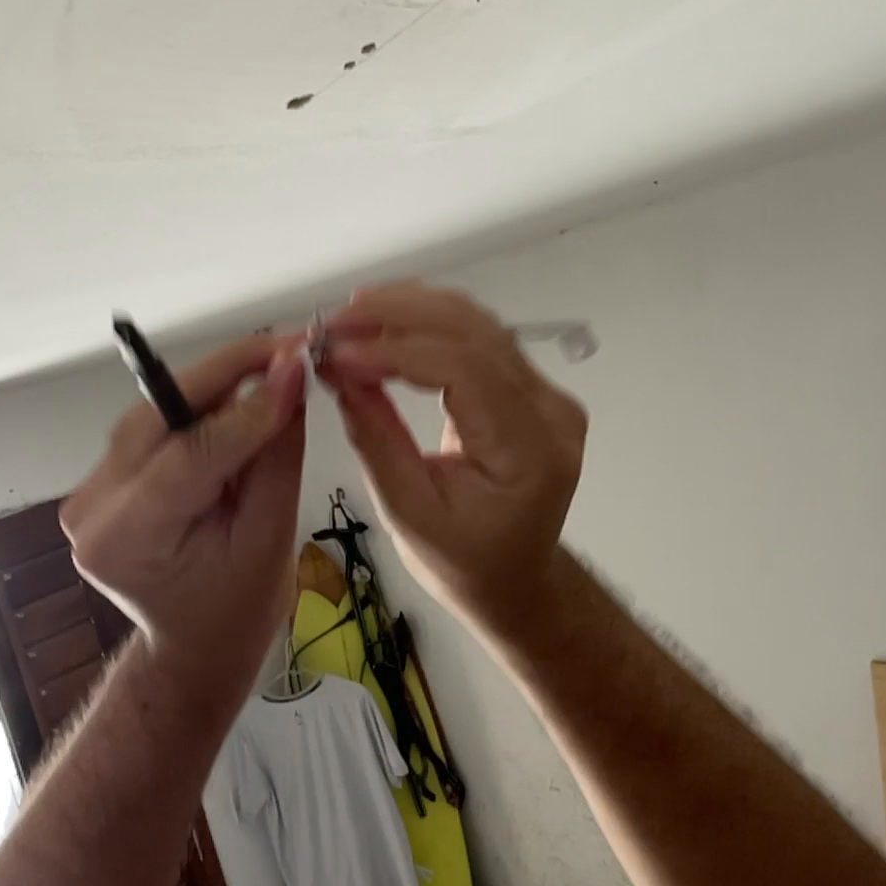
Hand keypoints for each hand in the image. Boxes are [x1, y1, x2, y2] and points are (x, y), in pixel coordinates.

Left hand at [62, 334, 307, 680]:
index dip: (248, 403)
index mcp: (130, 540)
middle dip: (226, 374)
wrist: (192, 646)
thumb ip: (274, 453)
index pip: (191, 452)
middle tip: (284, 348)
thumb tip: (289, 377)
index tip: (297, 362)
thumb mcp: (271, 535)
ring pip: (155, 415)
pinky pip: (152, 430)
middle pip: (161, 415)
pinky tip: (236, 407)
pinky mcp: (97, 482)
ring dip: (213, 389)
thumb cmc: (238, 609)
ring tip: (269, 375)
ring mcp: (86, 495)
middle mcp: (92, 510)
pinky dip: (196, 413)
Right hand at [320, 285, 586, 633]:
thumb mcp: (408, 512)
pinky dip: (429, 321)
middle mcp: (550, 411)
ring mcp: (547, 395)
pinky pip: (479, 338)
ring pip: (478, 324)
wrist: (515, 578)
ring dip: (412, 307)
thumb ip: (377, 439)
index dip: (395, 351)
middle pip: (475, 332)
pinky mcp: (530, 388)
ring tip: (352, 312)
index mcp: (529, 452)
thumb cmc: (462, 562)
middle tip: (336, 321)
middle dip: (399, 314)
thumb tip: (339, 372)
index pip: (464, 370)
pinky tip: (388, 318)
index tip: (337, 354)